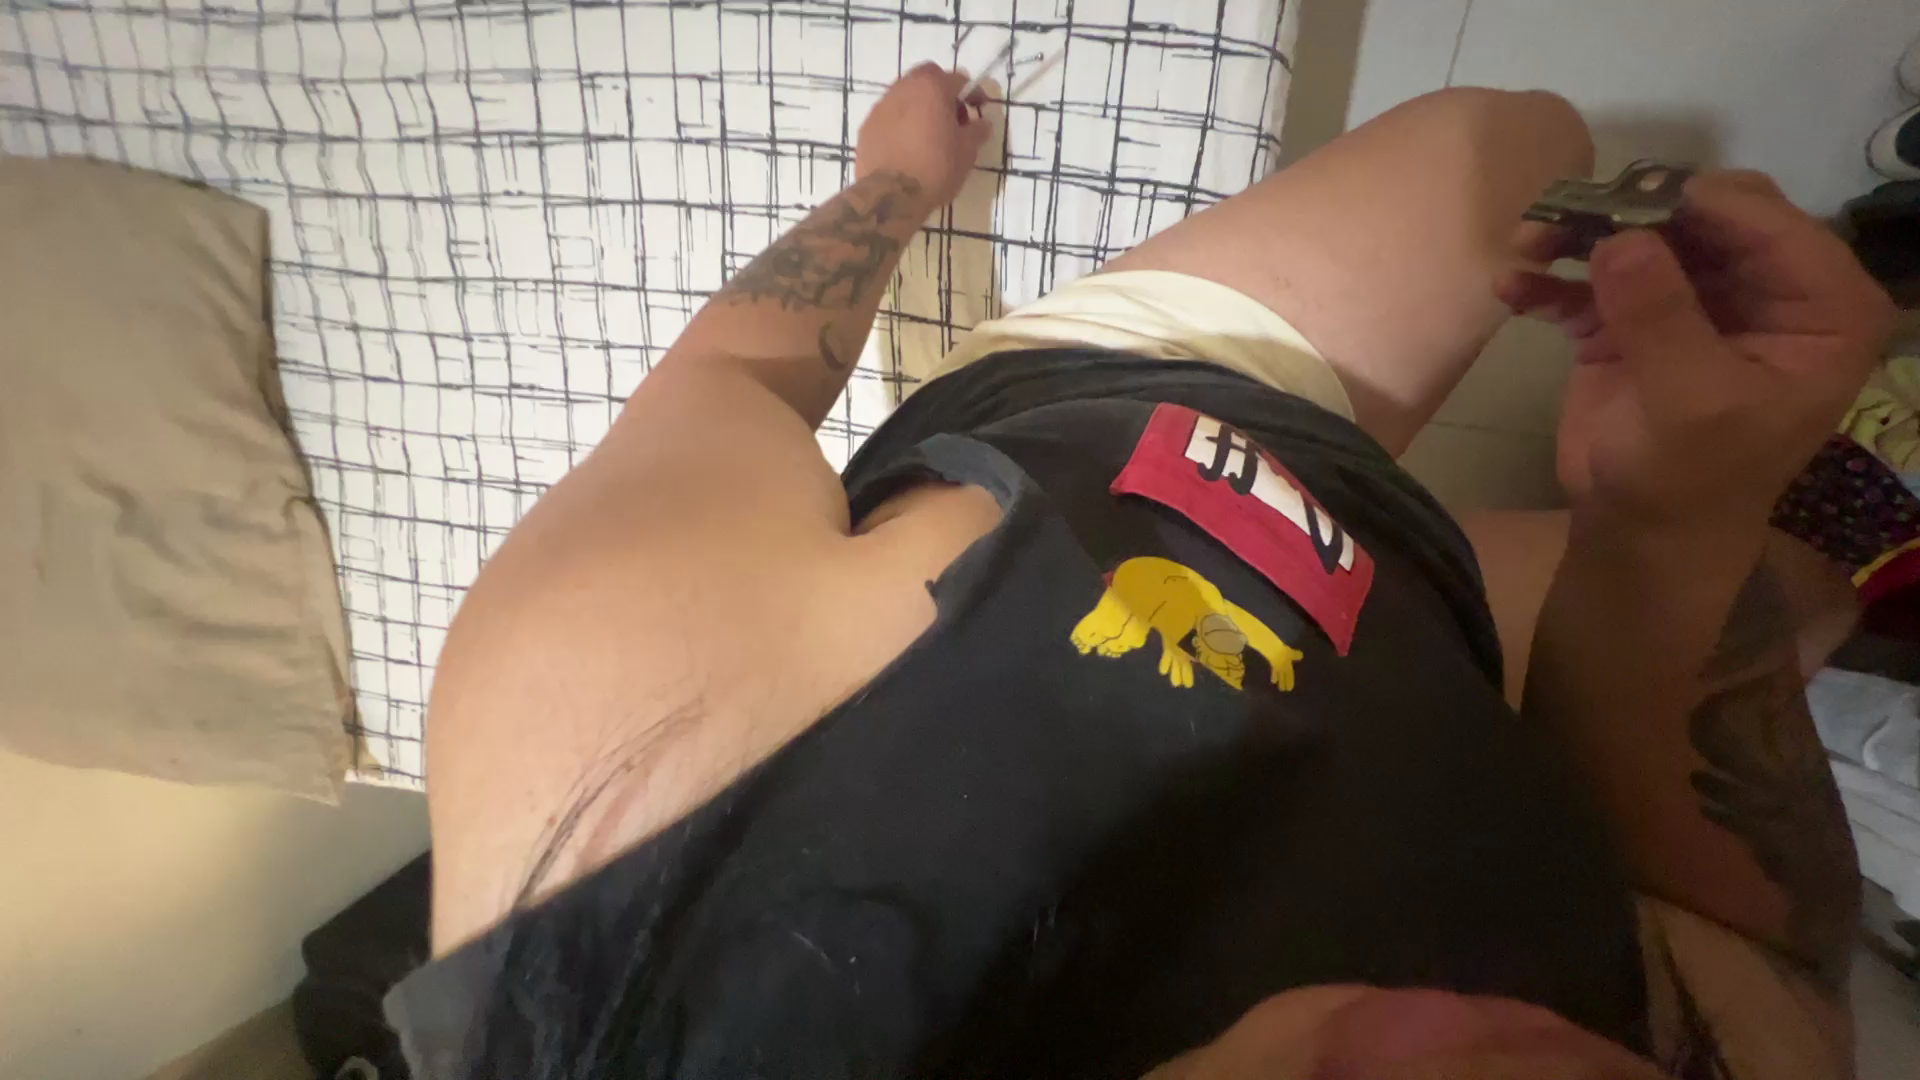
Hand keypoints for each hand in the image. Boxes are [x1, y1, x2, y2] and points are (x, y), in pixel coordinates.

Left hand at [855, 63, 991, 208]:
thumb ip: (977, 132)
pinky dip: (900, 126)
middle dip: (942, 95)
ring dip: (919, 109)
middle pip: (927, 80)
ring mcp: (881, 106)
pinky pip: (889, 118)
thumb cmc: (935, 170)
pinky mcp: (866, 127)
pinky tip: (906, 148)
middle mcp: (904, 87)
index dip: (972, 94)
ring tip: (927, 136)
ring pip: (905, 97)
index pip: (958, 80)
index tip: (978, 111)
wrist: (891, 196)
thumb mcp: (966, 153)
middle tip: (950, 121)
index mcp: (932, 87)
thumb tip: (983, 123)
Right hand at [1497, 170, 1896, 535]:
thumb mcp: (1691, 399)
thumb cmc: (1690, 475)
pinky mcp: (1623, 332)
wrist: (1636, 527)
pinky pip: (1586, 293)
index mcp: (1812, 305)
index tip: (1621, 198)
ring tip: (1524, 246)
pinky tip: (1510, 288)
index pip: (1766, 227)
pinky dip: (1548, 287)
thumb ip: (1661, 317)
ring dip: (1577, 243)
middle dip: (1628, 217)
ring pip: (1634, 251)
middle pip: (1694, 226)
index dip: (1697, 206)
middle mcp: (1754, 294)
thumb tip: (1618, 239)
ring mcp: (1683, 310)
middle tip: (1562, 217)